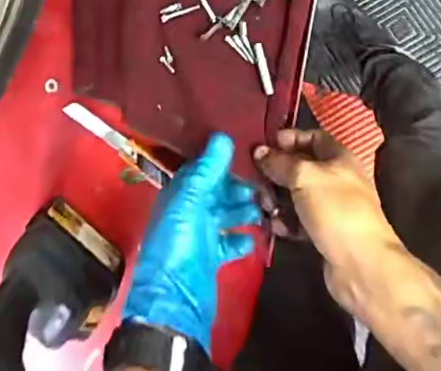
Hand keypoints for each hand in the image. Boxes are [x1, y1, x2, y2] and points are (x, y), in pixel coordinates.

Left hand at [122, 133, 262, 348]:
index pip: (203, 169)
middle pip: (217, 191)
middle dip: (238, 185)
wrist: (175, 303)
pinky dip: (242, 238)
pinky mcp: (212, 258)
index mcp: (180, 193)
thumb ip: (206, 171)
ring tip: (265, 206)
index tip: (249, 152)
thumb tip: (222, 137)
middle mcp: (189, 210)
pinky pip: (230, 243)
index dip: (224, 161)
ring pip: (226, 214)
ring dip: (244, 209)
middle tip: (264, 182)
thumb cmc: (179, 244)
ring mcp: (201, 235)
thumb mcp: (190, 201)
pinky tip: (255, 236)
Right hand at [253, 128, 397, 268]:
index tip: (265, 146)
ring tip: (266, 207)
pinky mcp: (324, 233)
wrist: (364, 267)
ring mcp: (331, 208)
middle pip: (300, 167)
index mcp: (338, 158)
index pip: (312, 137)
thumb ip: (279, 162)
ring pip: (297, 195)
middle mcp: (335, 180)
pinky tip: (276, 226)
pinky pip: (299, 220)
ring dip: (278, 199)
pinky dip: (286, 221)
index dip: (289, 138)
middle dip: (277, 172)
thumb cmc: (336, 210)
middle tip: (258, 180)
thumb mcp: (304, 177)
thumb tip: (259, 151)